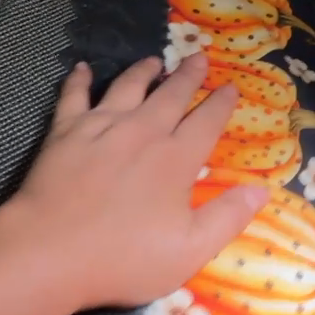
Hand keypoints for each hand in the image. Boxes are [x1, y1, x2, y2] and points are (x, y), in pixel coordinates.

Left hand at [0, 52, 267, 312]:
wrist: (52, 249)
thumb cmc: (124, 258)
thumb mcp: (189, 251)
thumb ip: (227, 217)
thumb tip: (262, 189)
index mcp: (174, 160)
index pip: (206, 123)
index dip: (221, 103)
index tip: (232, 86)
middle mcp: (141, 131)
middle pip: (170, 95)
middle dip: (188, 75)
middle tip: (199, 56)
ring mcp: (100, 125)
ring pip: (127, 86)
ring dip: (143, 71)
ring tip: (153, 60)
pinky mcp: (66, 129)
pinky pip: (74, 94)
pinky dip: (79, 78)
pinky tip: (81, 68)